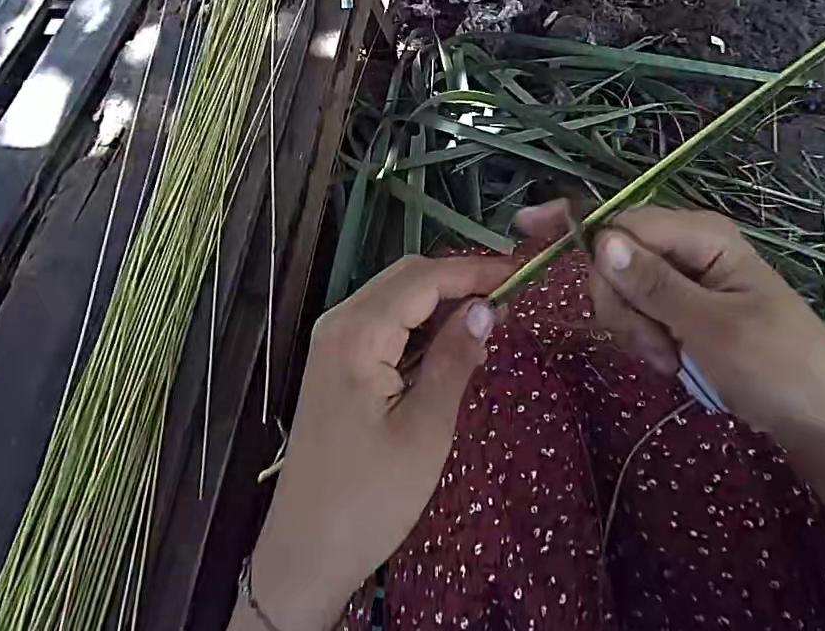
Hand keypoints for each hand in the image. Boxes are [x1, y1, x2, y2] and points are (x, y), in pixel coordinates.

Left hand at [243, 254, 512, 630]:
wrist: (304, 555)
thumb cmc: (369, 498)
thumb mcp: (425, 429)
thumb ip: (455, 358)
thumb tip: (486, 307)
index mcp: (357, 332)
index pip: (424, 278)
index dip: (474, 270)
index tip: (520, 273)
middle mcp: (340, 322)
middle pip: (408, 278)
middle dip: (460, 281)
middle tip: (509, 299)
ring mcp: (335, 340)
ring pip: (398, 297)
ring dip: (443, 302)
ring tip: (489, 322)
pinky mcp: (338, 360)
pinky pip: (386, 323)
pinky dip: (422, 326)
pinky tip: (452, 346)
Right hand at [520, 202, 824, 596]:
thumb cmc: (780, 368)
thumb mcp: (714, 327)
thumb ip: (653, 283)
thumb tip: (600, 240)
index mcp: (701, 235)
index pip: (622, 220)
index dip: (576, 224)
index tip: (525, 228)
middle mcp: (687, 246)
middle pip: (615, 255)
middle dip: (619, 302)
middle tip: (653, 346)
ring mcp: (682, 278)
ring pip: (620, 287)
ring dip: (632, 327)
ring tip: (669, 360)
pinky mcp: (680, 307)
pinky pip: (636, 310)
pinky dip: (641, 337)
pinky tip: (668, 361)